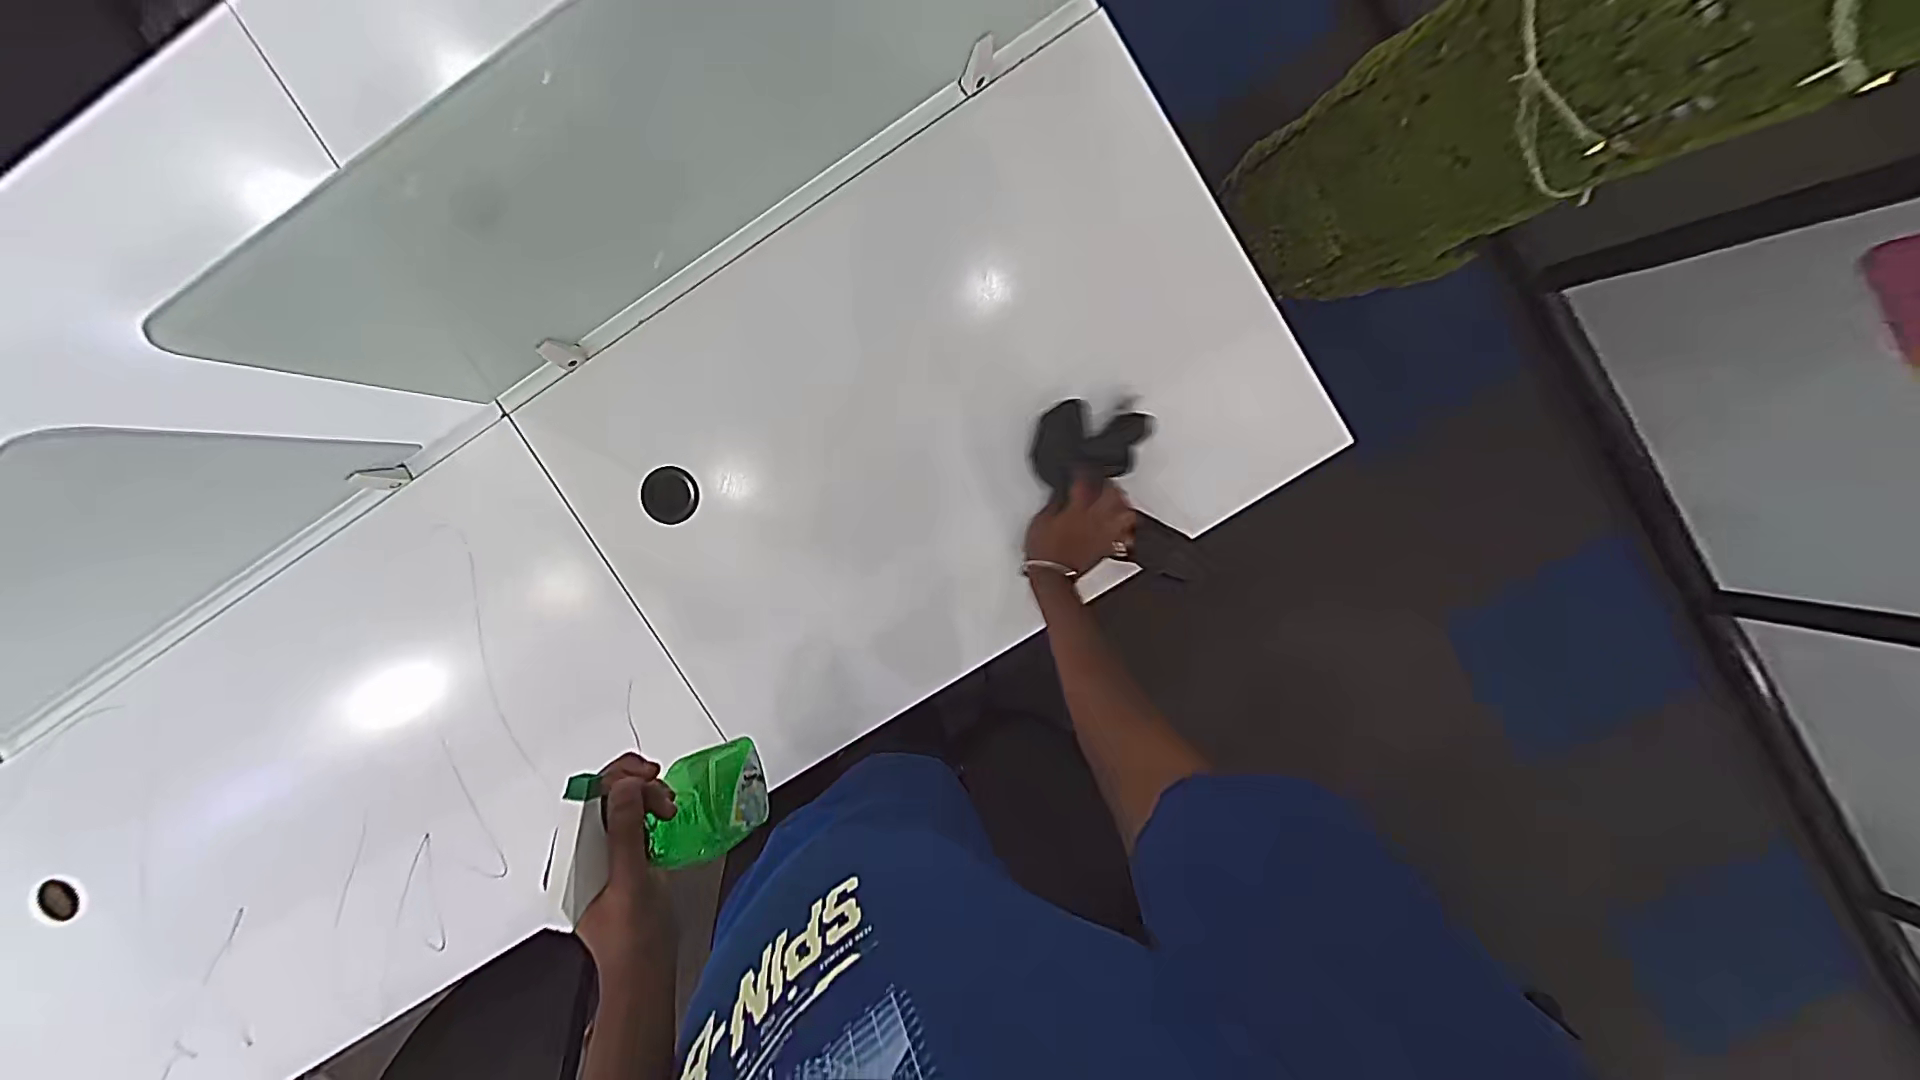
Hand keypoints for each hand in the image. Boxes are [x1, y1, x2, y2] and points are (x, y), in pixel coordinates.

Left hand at [574, 752, 678, 979]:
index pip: (585, 800)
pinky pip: (632, 817)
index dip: (615, 778)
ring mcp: (602, 855)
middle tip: (662, 792)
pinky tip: (663, 814)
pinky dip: (649, 807)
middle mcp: (582, 853)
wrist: (644, 970)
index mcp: (572, 860)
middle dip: (635, 784)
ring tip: (667, 808)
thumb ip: (625, 832)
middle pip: (602, 797)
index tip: (647, 774)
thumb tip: (623, 788)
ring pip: (619, 803)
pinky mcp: (622, 856)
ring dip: (646, 795)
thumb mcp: (631, 880)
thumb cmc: (635, 936)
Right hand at [1025, 473, 1136, 575]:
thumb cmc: (1045, 551)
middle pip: (1113, 494)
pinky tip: (1121, 525)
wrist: (1053, 575)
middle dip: (1110, 484)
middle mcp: (1095, 520)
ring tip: (1117, 500)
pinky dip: (1125, 528)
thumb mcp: (1041, 520)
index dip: (1084, 470)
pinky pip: (1124, 534)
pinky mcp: (1107, 547)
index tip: (1080, 468)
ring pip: (1125, 513)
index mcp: (1077, 510)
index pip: (1084, 481)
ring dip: (1123, 504)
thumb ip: (1055, 504)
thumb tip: (1060, 495)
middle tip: (1104, 481)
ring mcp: (1103, 533)